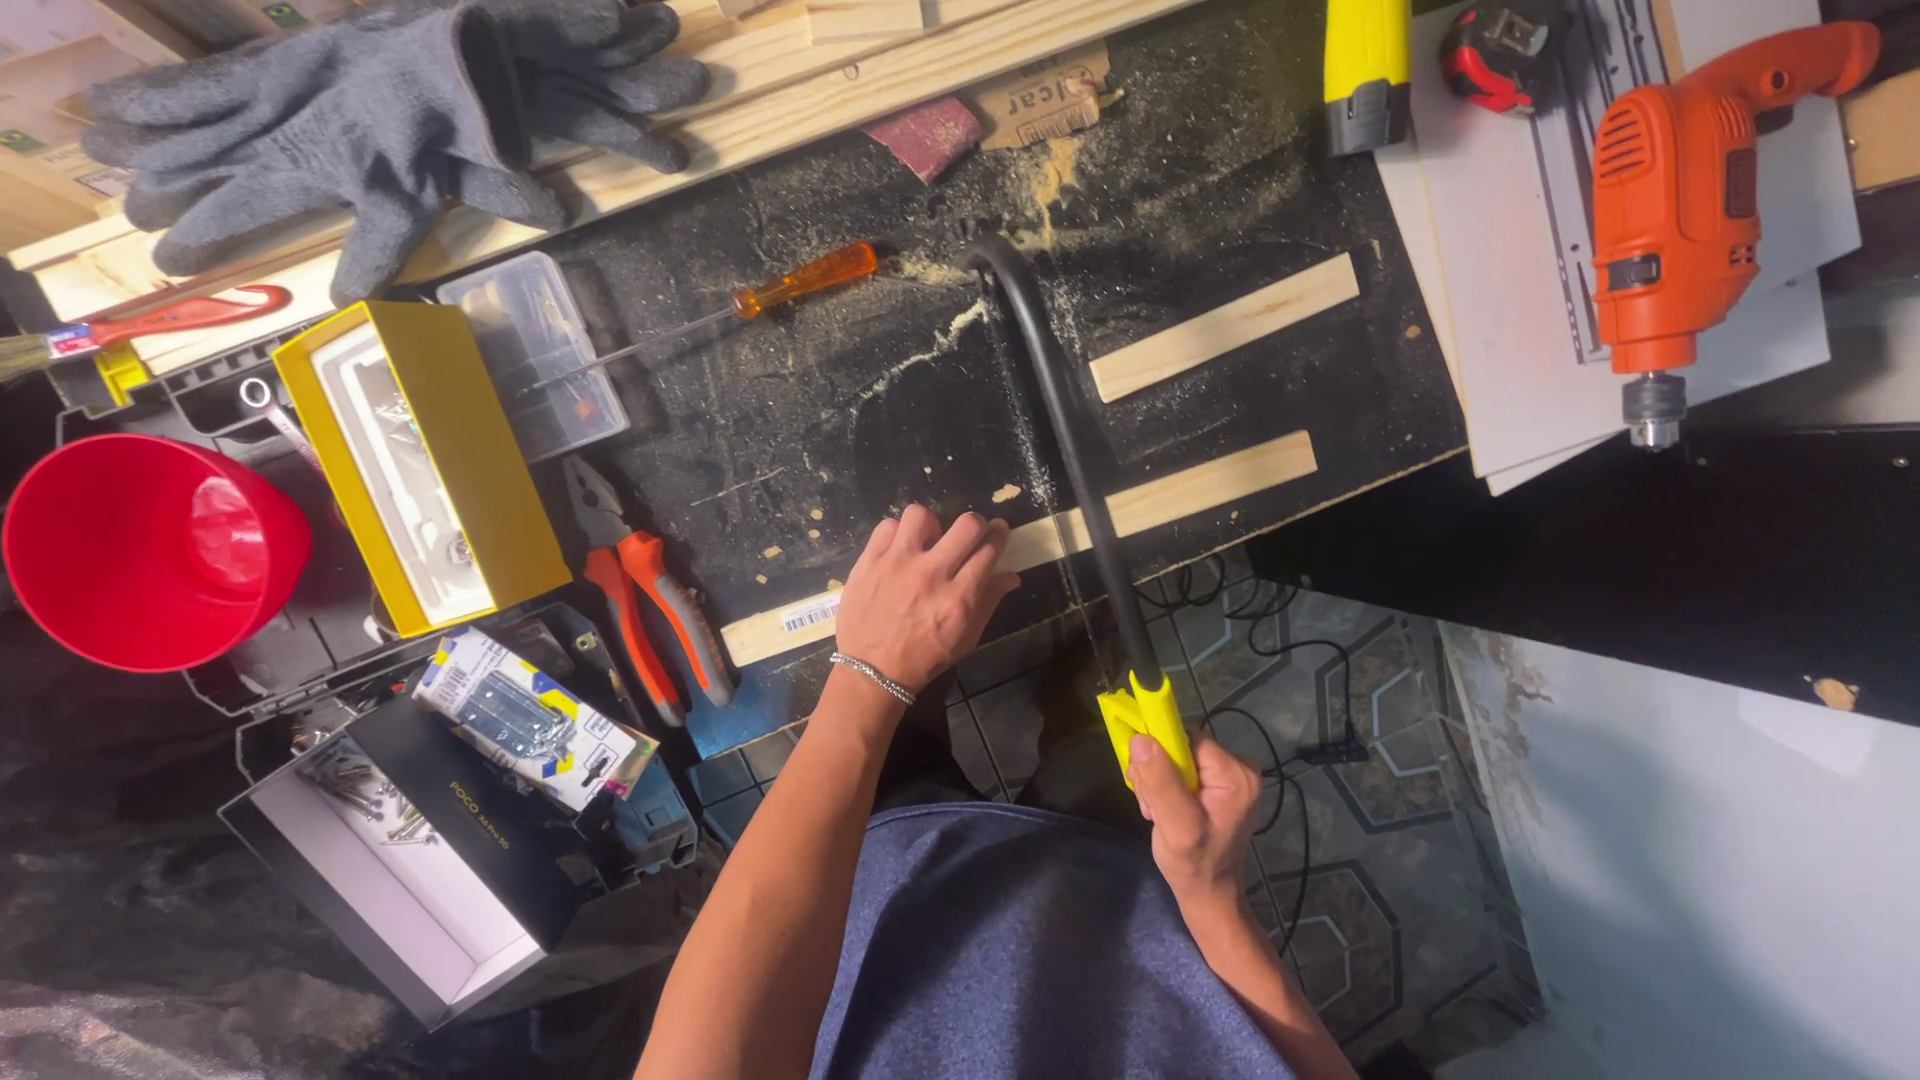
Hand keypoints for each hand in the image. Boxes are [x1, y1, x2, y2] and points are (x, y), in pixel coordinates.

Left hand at [834, 506, 1020, 692]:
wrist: (871, 671)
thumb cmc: (924, 658)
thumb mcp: (966, 638)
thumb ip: (989, 602)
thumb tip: (1011, 576)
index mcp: (959, 597)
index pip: (989, 549)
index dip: (999, 535)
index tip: (998, 531)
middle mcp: (931, 574)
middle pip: (966, 525)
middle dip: (975, 524)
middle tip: (969, 534)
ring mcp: (897, 564)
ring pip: (922, 514)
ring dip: (930, 525)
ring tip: (926, 542)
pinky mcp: (869, 561)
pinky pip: (887, 526)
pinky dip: (897, 534)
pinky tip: (899, 550)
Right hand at [1129, 734, 1262, 914]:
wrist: (1209, 893)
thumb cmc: (1194, 865)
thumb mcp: (1176, 826)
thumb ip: (1161, 781)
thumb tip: (1141, 738)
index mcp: (1235, 773)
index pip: (1186, 737)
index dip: (1159, 753)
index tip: (1145, 780)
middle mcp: (1239, 767)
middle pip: (1180, 745)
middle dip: (1156, 769)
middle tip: (1150, 803)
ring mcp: (1230, 775)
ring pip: (1176, 756)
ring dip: (1157, 779)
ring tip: (1156, 810)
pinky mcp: (1219, 784)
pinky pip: (1181, 767)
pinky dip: (1165, 785)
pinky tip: (1163, 809)